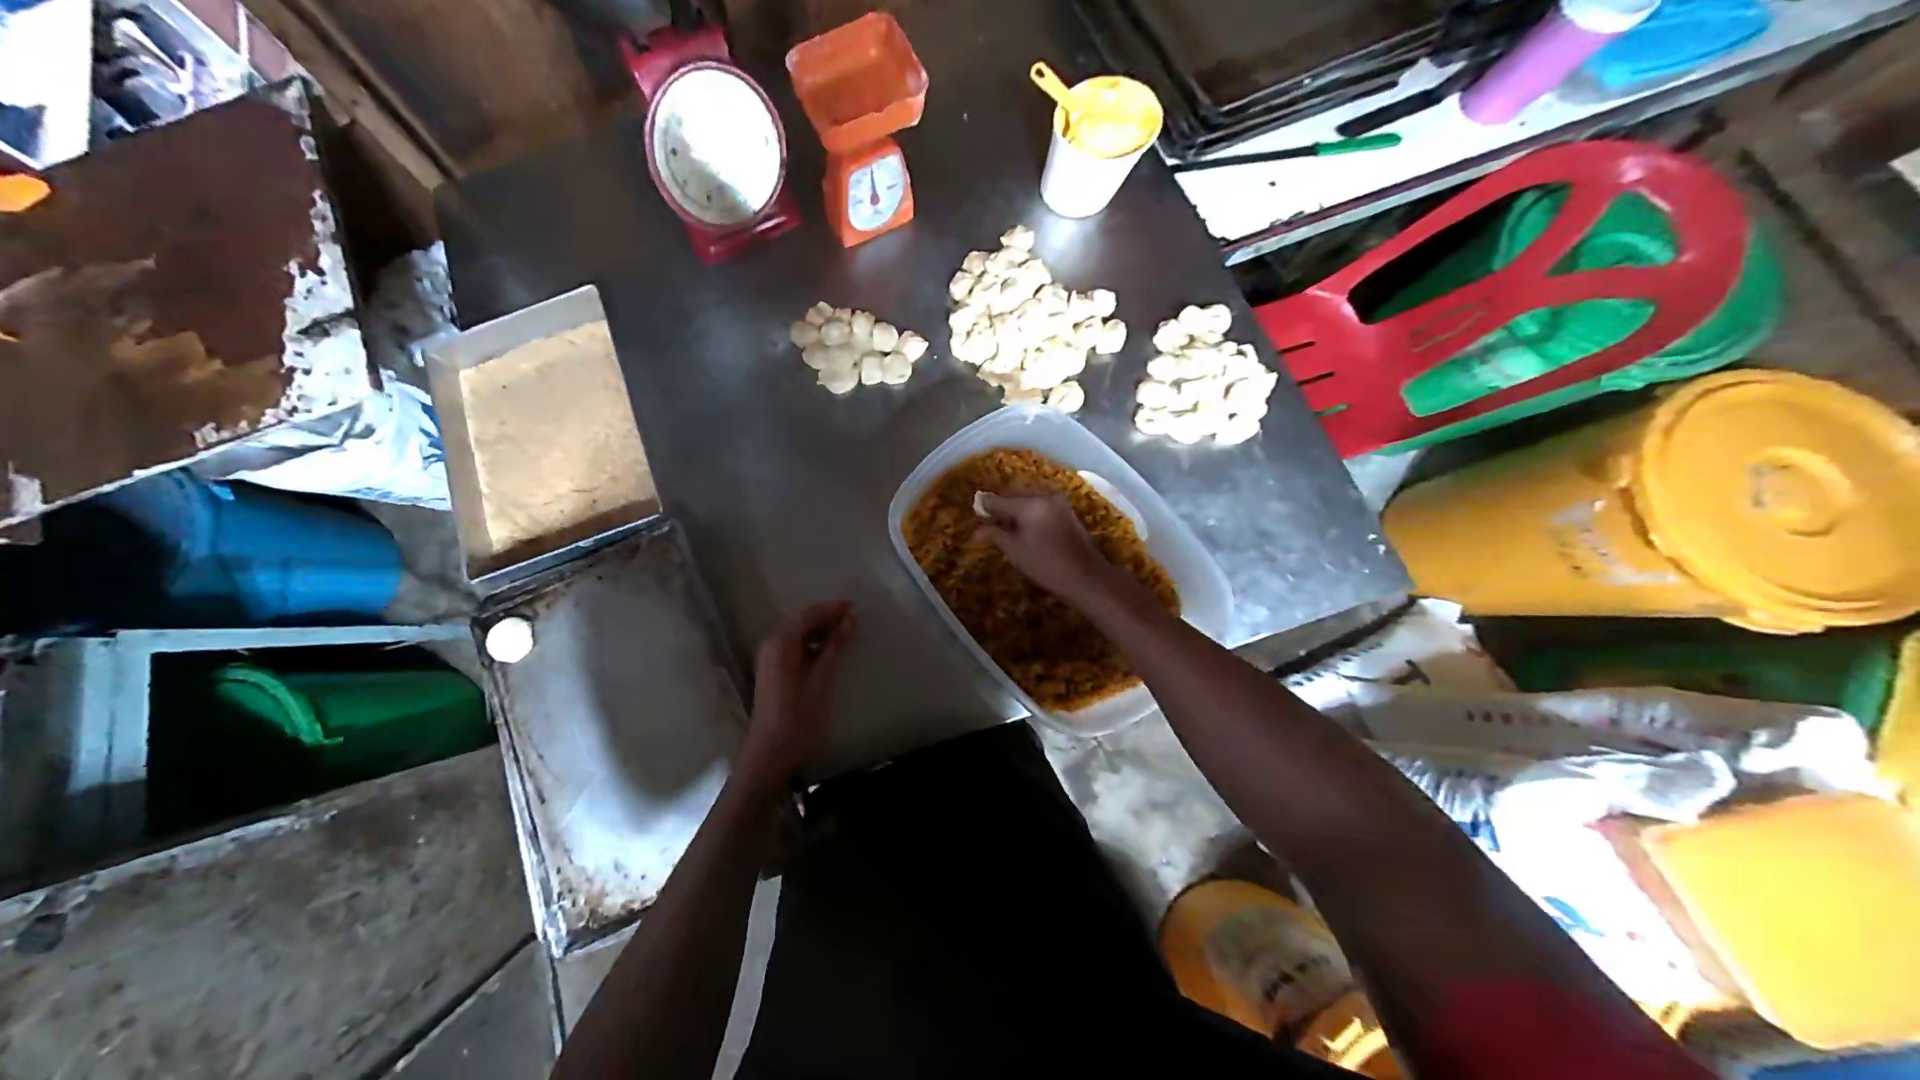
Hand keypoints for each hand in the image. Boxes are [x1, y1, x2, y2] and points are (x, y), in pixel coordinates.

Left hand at [739, 601, 855, 788]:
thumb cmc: (799, 715)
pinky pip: (794, 648)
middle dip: (826, 618)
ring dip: (820, 631)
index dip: (831, 609)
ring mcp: (769, 659)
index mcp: (779, 643)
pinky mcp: (773, 672)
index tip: (853, 606)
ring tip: (846, 632)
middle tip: (853, 618)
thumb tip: (850, 621)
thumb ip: (835, 648)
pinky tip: (829, 650)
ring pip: (797, 635)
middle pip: (800, 623)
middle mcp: (770, 646)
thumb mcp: (822, 679)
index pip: (807, 616)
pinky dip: (812, 645)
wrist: (772, 751)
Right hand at [974, 493, 1116, 603]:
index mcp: (1029, 504)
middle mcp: (1045, 496)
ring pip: (1030, 497)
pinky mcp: (1068, 511)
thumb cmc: (1045, 565)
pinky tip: (1027, 526)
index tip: (976, 512)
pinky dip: (1032, 510)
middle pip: (1015, 494)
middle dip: (1002, 504)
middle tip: (991, 520)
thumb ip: (995, 534)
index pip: (999, 500)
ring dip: (1017, 506)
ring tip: (1009, 524)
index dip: (985, 506)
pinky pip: (1043, 503)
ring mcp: (1059, 502)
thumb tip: (976, 531)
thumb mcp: (1015, 551)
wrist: (1085, 576)